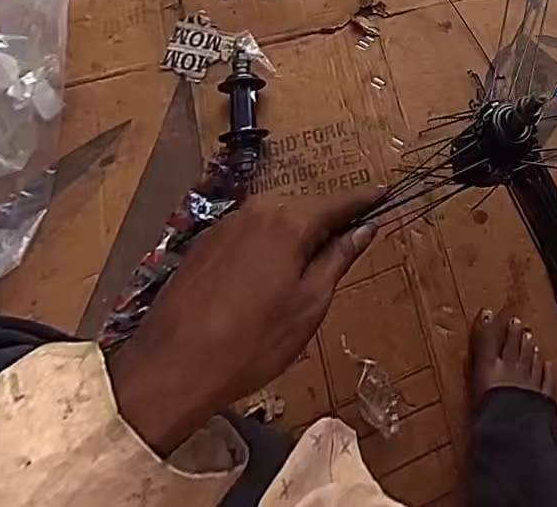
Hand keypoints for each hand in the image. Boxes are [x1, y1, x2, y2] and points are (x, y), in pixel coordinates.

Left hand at [105, 188, 381, 453]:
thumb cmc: (252, 341)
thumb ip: (338, 258)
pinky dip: (267, 246)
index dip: (363, 199)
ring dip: (294, 238)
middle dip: (326, 225)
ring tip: (302, 273)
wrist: (173, 364)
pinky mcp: (207, 240)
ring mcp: (228, 222)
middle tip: (346, 245)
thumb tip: (364, 229)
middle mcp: (259, 209)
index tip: (383, 192)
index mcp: (289, 221)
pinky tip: (262, 280)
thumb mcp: (308, 305)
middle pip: (304, 210)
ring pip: (276, 222)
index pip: (337, 203)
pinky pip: (250, 233)